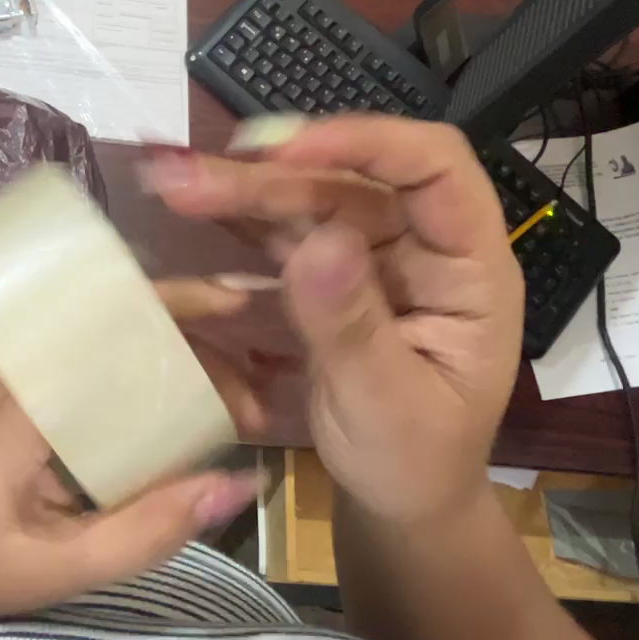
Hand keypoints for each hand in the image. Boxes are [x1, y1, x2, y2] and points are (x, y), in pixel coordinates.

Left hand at [0, 279, 265, 619]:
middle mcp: (21, 367)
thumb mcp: (53, 569)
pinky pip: (92, 357)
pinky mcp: (16, 384)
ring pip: (109, 334)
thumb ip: (144, 533)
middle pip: (122, 319)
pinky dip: (145, 369)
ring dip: (176, 353)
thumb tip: (236, 485)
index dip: (178, 301)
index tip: (242, 309)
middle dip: (199, 342)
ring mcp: (15, 370)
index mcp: (26, 401)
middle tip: (256, 404)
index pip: (109, 318)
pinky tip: (182, 408)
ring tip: (235, 402)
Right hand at [143, 116, 523, 524]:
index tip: (284, 153)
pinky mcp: (326, 278)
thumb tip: (319, 243)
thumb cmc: (413, 459)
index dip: (365, 143)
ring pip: (305, 203)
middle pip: (346, 183)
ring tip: (172, 181)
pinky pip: (281, 237)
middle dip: (268, 176)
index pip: (433, 170)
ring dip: (239, 190)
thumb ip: (352, 328)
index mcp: (466, 269)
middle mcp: (416, 247)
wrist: (397, 495)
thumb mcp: (387, 406)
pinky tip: (192, 208)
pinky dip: (236, 223)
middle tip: (187, 178)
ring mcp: (368, 259)